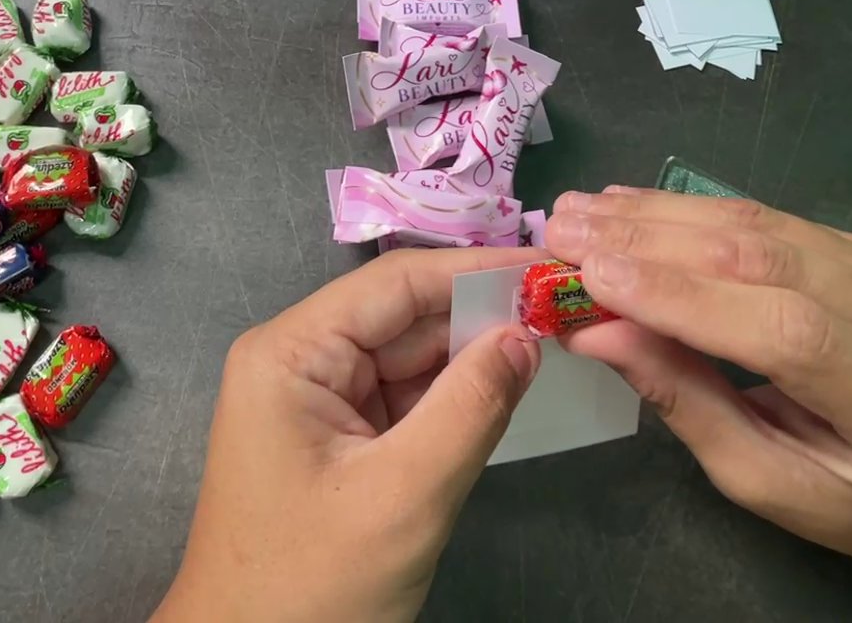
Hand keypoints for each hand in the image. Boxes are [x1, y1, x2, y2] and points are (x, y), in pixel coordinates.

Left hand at [151, 247, 547, 622]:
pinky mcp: (337, 430)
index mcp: (291, 351)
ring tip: (547, 332)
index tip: (543, 264)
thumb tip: (525, 336)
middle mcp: (300, 357)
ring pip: (407, 355)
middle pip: (402, 316)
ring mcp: (317, 394)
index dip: (472, 269)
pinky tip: (502, 379)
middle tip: (559, 302)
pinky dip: (451, 392)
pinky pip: (402, 395)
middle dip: (478, 310)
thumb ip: (470, 409)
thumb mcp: (402, 499)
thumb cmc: (312, 587)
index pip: (394, 284)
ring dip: (471, 350)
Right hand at [544, 189, 851, 570]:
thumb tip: (594, 330)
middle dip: (652, 241)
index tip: (590, 274)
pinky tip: (632, 205)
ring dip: (660, 214)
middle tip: (563, 228)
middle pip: (775, 263)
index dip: (686, 298)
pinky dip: (691, 210)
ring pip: (767, 226)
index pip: (794, 335)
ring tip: (581, 210)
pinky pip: (773, 218)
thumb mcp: (765, 483)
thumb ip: (685, 401)